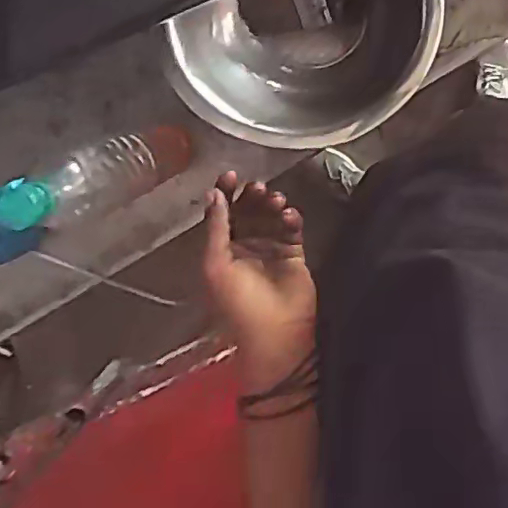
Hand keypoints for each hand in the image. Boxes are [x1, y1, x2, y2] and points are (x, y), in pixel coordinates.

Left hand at [202, 172, 315, 392]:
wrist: (277, 333)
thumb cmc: (239, 303)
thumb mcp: (216, 266)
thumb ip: (216, 228)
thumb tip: (213, 194)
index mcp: (221, 251)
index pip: (222, 214)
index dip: (225, 193)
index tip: (232, 175)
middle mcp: (244, 247)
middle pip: (248, 211)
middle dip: (252, 197)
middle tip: (259, 187)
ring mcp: (270, 249)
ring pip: (270, 216)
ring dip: (272, 205)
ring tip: (277, 200)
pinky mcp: (293, 253)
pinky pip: (291, 228)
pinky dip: (291, 218)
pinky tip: (290, 216)